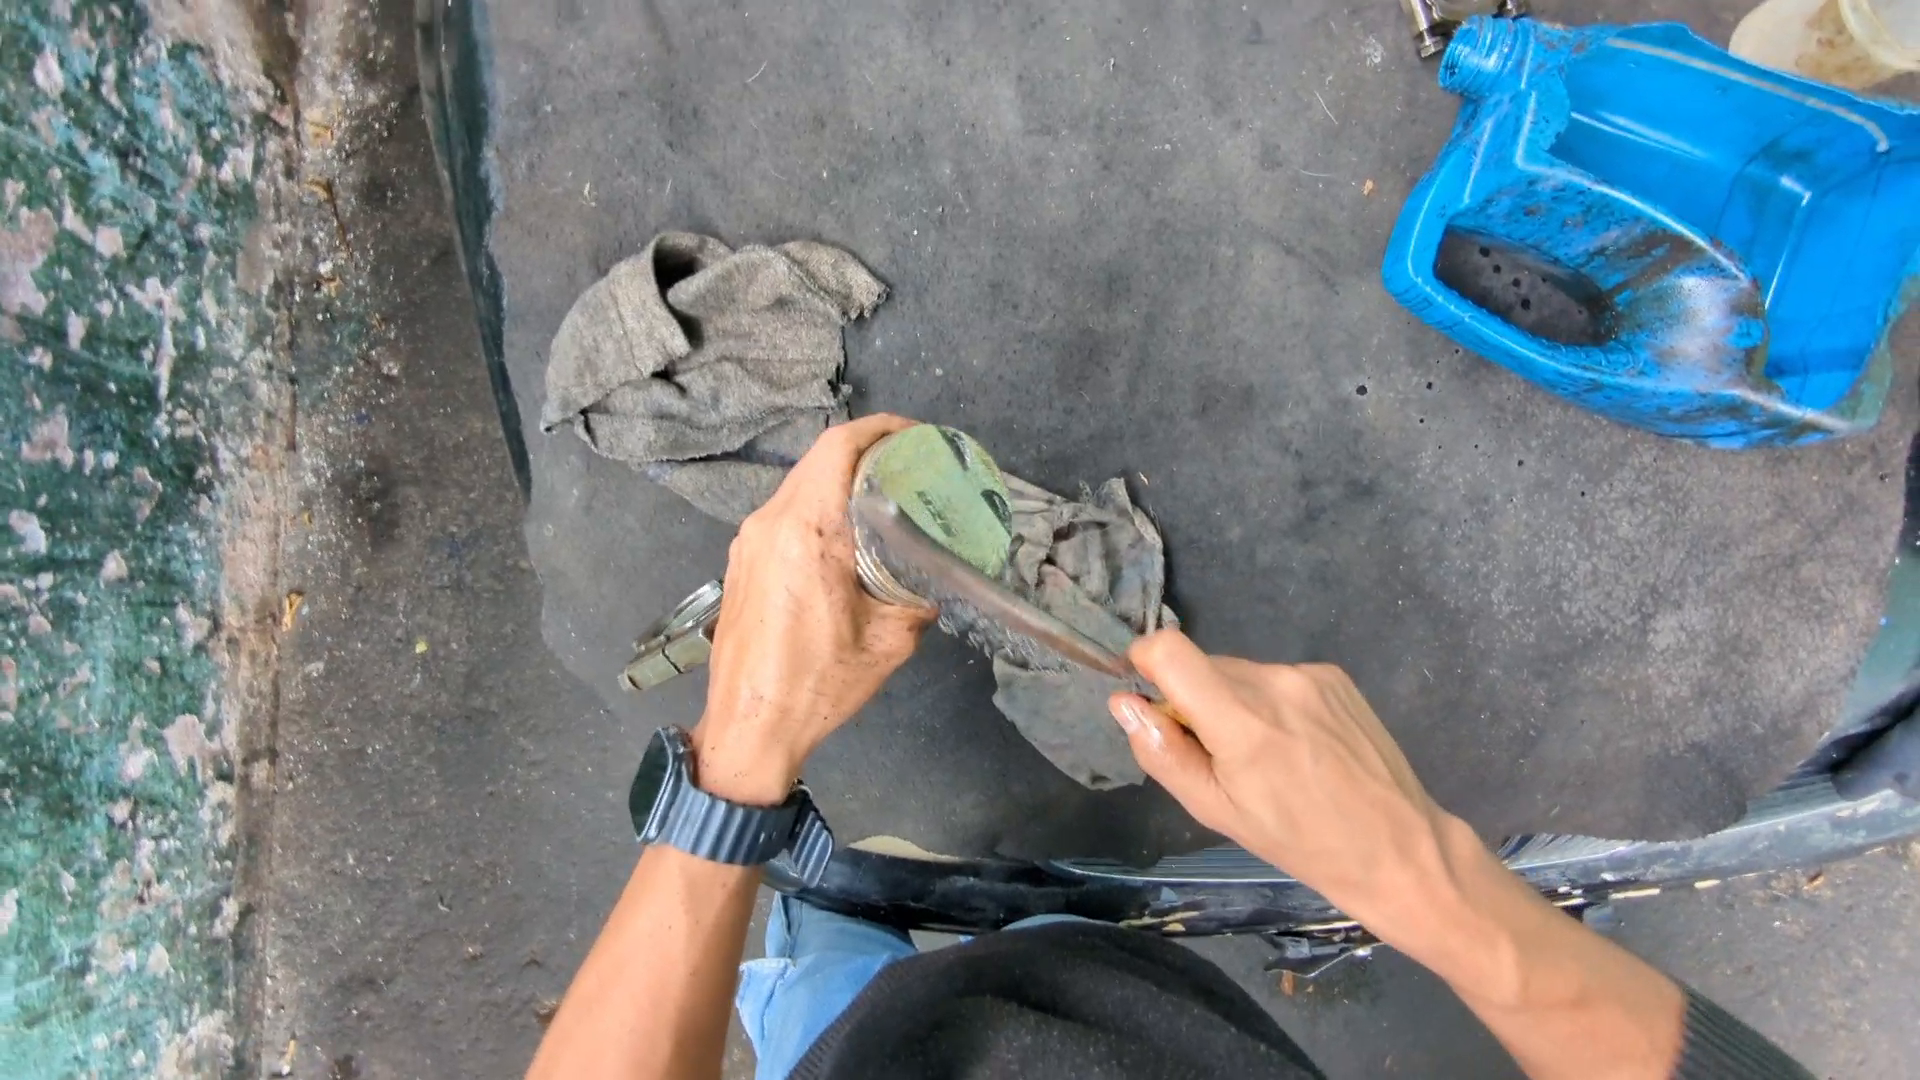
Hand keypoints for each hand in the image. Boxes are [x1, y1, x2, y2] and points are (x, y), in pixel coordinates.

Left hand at [693, 414, 933, 804]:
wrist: (748, 726)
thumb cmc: (818, 685)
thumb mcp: (889, 642)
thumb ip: (917, 598)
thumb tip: (932, 579)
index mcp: (807, 533)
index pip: (837, 449)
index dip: (878, 428)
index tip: (914, 435)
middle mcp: (770, 523)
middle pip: (818, 460)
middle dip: (866, 451)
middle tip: (910, 466)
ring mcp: (748, 540)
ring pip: (799, 485)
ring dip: (840, 480)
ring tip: (884, 497)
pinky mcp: (741, 560)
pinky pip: (784, 513)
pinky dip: (819, 506)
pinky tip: (847, 534)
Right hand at [1107, 630, 1457, 930]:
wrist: (1399, 847)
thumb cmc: (1298, 840)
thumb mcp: (1216, 810)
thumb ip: (1161, 751)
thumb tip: (1123, 702)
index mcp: (1240, 719)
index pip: (1169, 649)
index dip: (1144, 660)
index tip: (1148, 691)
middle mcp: (1273, 681)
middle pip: (1203, 665)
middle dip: (1193, 698)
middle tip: (1218, 752)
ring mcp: (1308, 674)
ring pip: (1239, 672)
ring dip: (1232, 700)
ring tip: (1266, 752)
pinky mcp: (1334, 675)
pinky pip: (1275, 677)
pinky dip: (1269, 701)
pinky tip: (1298, 742)